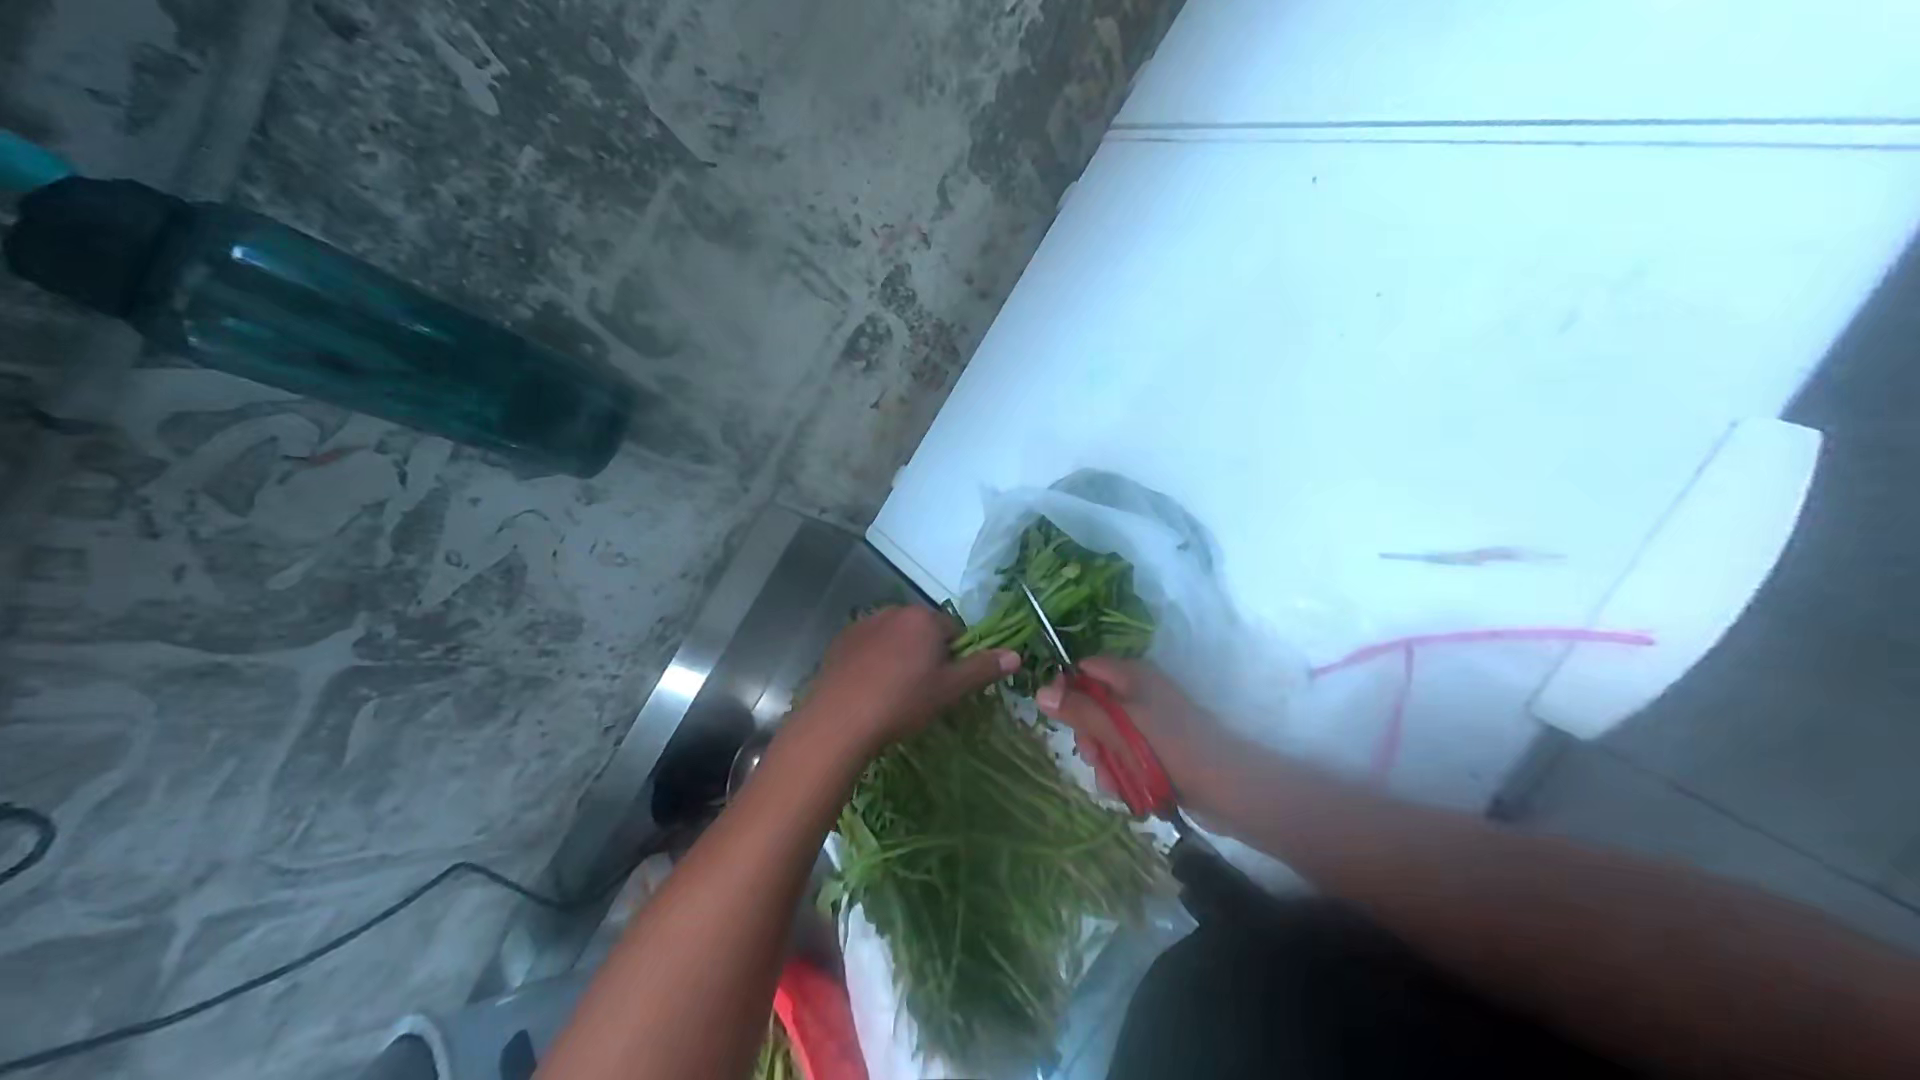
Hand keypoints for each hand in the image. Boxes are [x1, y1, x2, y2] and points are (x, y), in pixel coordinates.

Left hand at [798, 606, 1018, 755]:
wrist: (840, 720)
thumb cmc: (902, 702)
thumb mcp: (949, 689)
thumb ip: (983, 668)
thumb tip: (1017, 655)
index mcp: (924, 618)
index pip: (954, 630)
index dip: (954, 657)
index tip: (945, 684)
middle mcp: (894, 611)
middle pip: (923, 630)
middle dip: (926, 652)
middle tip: (921, 689)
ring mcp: (864, 623)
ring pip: (894, 636)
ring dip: (899, 654)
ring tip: (892, 691)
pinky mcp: (841, 640)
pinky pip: (868, 645)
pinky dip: (873, 659)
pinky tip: (869, 687)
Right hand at [1035, 658, 1250, 823]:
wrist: (1229, 788)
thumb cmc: (1171, 748)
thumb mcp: (1118, 727)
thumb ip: (1079, 709)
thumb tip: (1039, 691)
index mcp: (1132, 675)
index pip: (1085, 668)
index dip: (1067, 689)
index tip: (1059, 716)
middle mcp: (1139, 692)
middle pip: (1093, 705)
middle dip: (1088, 734)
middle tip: (1093, 756)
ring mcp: (1150, 722)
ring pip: (1107, 735)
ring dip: (1104, 759)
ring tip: (1113, 782)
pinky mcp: (1158, 749)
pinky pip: (1126, 755)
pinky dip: (1121, 771)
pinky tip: (1125, 790)